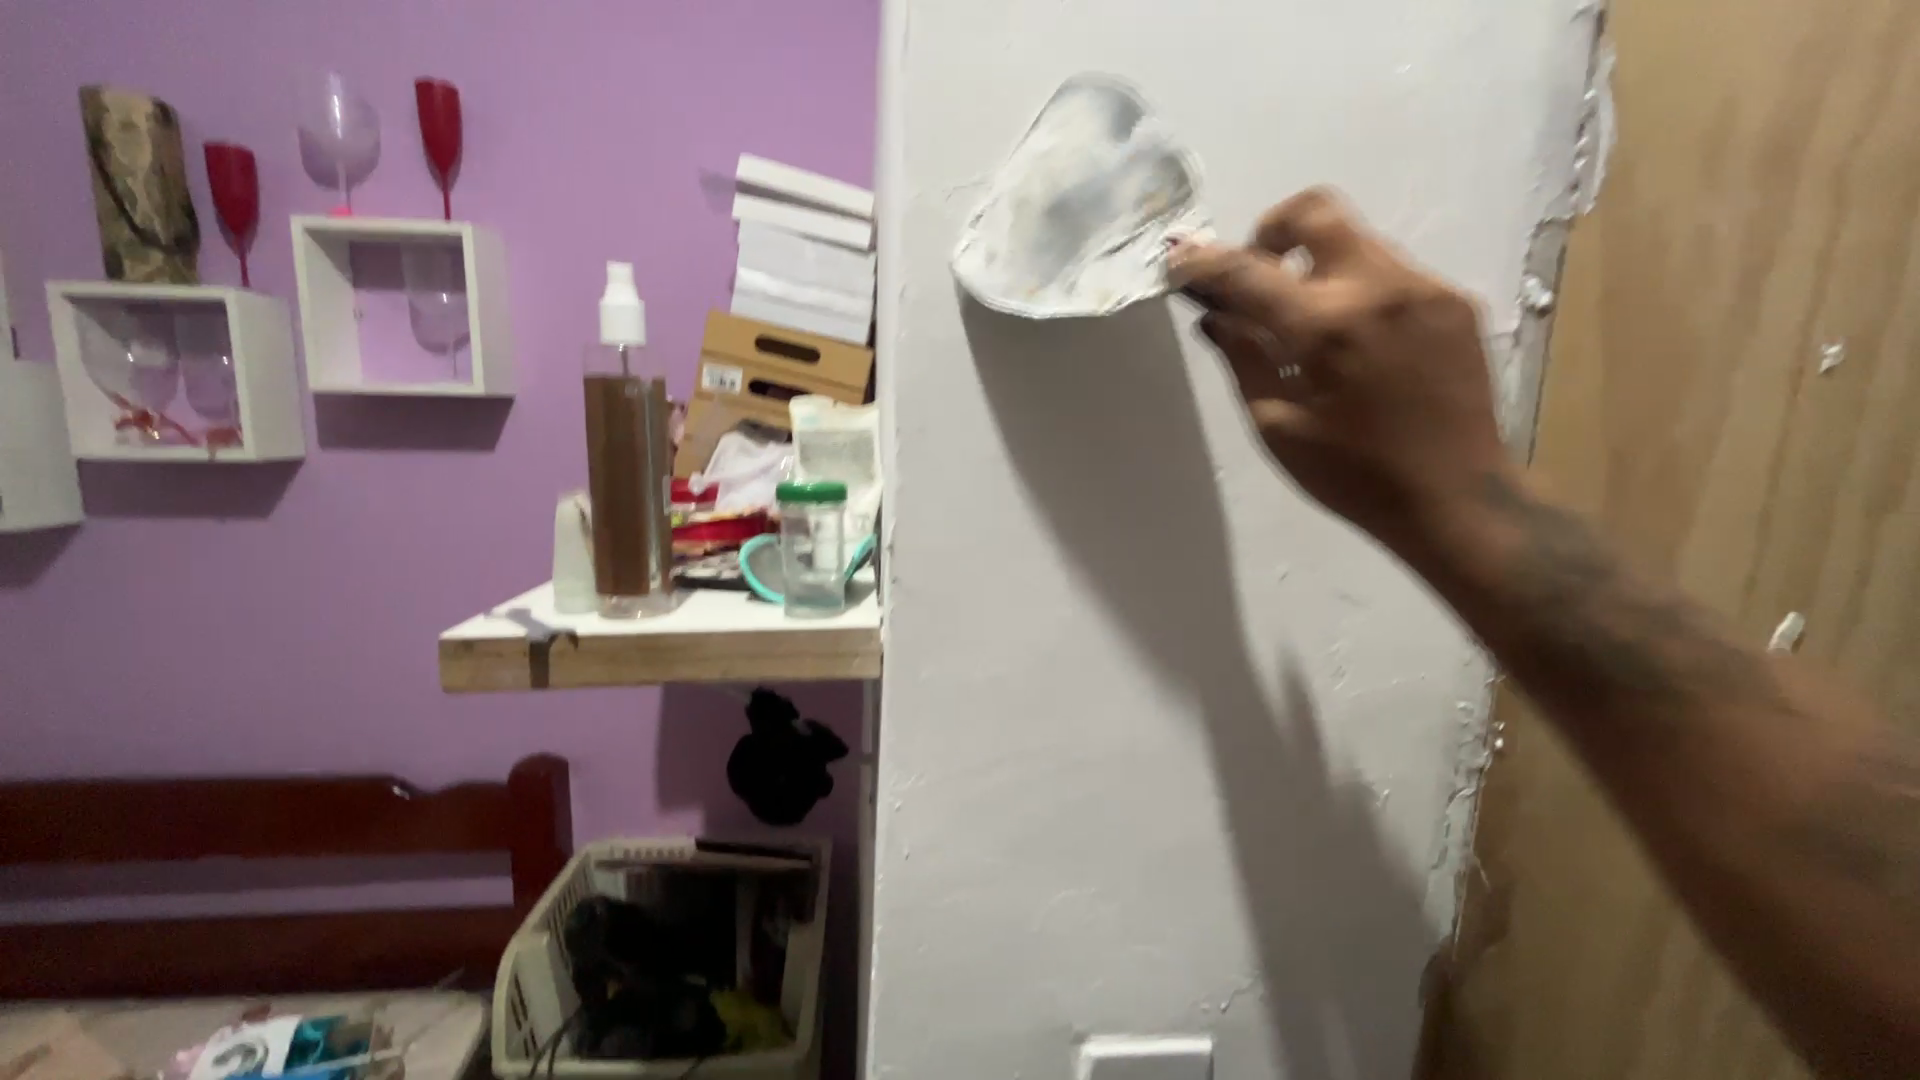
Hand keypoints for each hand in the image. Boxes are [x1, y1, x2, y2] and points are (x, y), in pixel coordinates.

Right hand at [1170, 188, 1509, 547]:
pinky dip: (1355, 291)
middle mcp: (1381, 287)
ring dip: (1315, 266)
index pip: (1251, 272)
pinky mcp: (1454, 302)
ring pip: (1356, 241)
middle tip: (1256, 276)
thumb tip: (1216, 317)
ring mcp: (1426, 288)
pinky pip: (1390, 273)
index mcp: (1328, 327)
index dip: (1206, 263)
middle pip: (1316, 211)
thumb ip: (1243, 360)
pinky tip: (1353, 347)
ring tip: (1305, 326)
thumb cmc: (1353, 476)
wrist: (1458, 498)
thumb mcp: (1277, 427)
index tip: (1178, 260)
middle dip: (1271, 231)